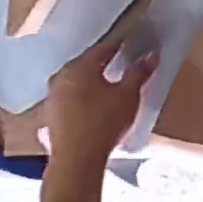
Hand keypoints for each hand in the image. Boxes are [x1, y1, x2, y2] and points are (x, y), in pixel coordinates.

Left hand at [43, 40, 156, 173]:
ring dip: (89, 80)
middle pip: (85, 63)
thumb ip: (139, 73)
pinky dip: (81, 96)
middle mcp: (61, 76)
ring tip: (104, 84)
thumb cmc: (104, 122)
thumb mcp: (128, 96)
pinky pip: (69, 97)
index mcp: (80, 67)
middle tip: (116, 61)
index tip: (127, 42)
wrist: (76, 159)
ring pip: (74, 81)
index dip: (116, 45)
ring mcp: (52, 96)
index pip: (102, 49)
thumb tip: (151, 54)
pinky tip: (90, 104)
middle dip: (100, 62)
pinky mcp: (50, 114)